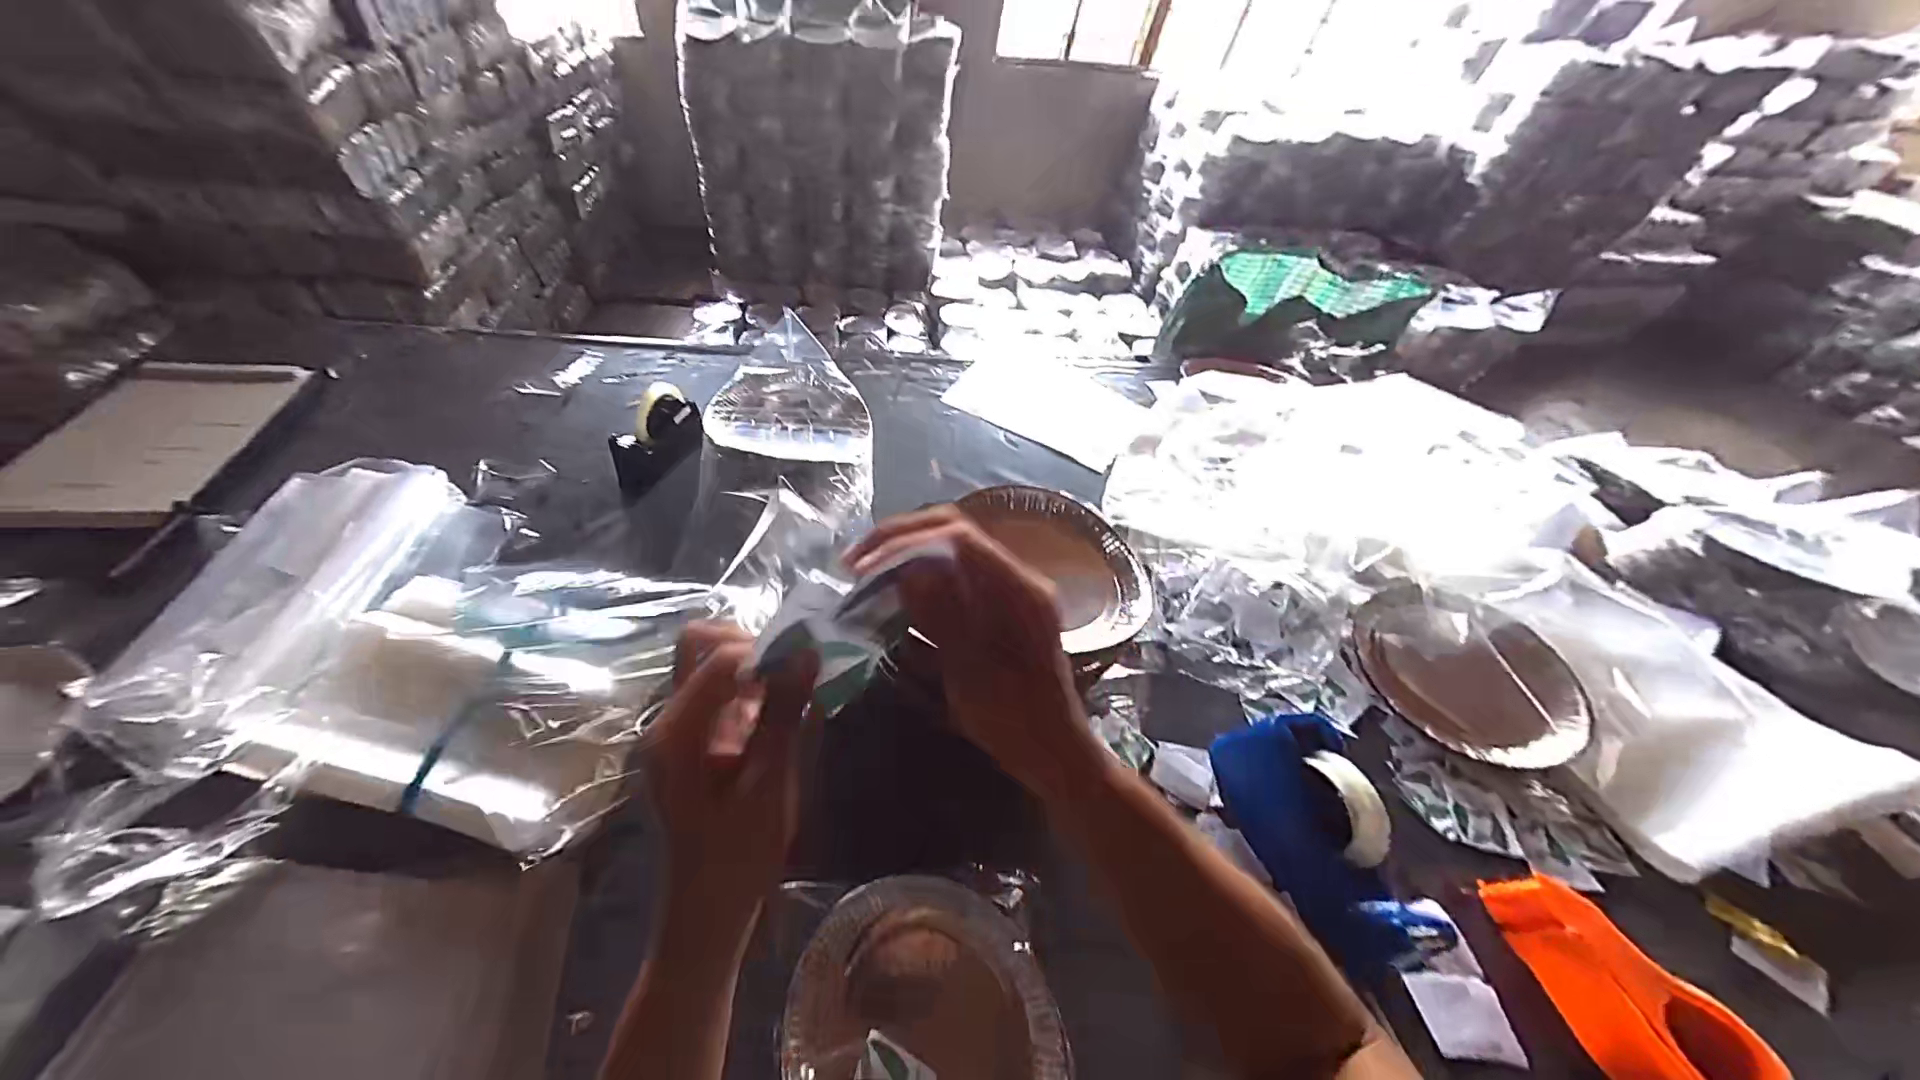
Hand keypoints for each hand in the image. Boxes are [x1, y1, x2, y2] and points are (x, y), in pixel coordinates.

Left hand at [644, 622, 816, 933]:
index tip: (805, 667)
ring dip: (755, 665)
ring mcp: (677, 729)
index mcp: (675, 735)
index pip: (716, 659)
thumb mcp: (769, 786)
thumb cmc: (737, 859)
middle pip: (700, 645)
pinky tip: (782, 712)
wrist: (708, 912)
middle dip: (753, 645)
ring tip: (794, 690)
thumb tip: (808, 654)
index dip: (764, 652)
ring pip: (710, 663)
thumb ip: (784, 715)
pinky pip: (722, 690)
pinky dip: (754, 687)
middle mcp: (667, 721)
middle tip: (795, 672)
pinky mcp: (693, 739)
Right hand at [846, 506, 1105, 801]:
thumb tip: (909, 571)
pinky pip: (954, 577)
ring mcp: (1008, 591)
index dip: (906, 542)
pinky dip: (919, 580)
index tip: (864, 567)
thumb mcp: (975, 675)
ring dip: (906, 555)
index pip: (960, 538)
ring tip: (865, 574)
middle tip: (856, 564)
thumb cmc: (1018, 723)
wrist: (1053, 750)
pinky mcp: (996, 607)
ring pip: (950, 552)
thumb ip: (944, 618)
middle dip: (901, 540)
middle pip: (954, 533)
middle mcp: (1017, 579)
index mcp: (1022, 590)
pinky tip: (893, 594)